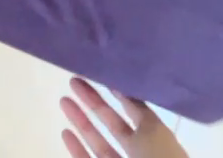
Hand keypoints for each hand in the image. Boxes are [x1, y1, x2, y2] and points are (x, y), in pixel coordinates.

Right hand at [60, 78, 186, 157]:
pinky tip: (65, 133)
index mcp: (160, 144)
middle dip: (95, 103)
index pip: (139, 115)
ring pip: (100, 144)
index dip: (121, 95)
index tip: (101, 73)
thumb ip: (139, 110)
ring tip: (63, 99)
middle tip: (74, 79)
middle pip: (116, 126)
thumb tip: (125, 84)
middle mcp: (142, 156)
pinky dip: (77, 149)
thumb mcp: (155, 133)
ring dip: (81, 122)